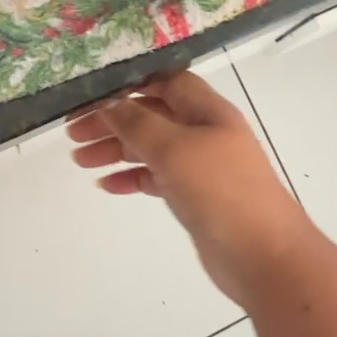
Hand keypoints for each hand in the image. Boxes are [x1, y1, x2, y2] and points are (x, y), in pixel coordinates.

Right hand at [67, 71, 317, 302]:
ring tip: (79, 160)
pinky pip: (157, 178)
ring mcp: (202, 166)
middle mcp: (205, 132)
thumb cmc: (221, 192)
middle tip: (73, 133)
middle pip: (153, 114)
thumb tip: (109, 104)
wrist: (263, 255)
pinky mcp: (196, 197)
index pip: (165, 81)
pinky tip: (106, 185)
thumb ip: (138, 123)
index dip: (130, 83)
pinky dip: (132, 178)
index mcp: (207, 110)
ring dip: (117, 149)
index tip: (92, 94)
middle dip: (114, 120)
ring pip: (152, 147)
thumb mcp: (175, 149)